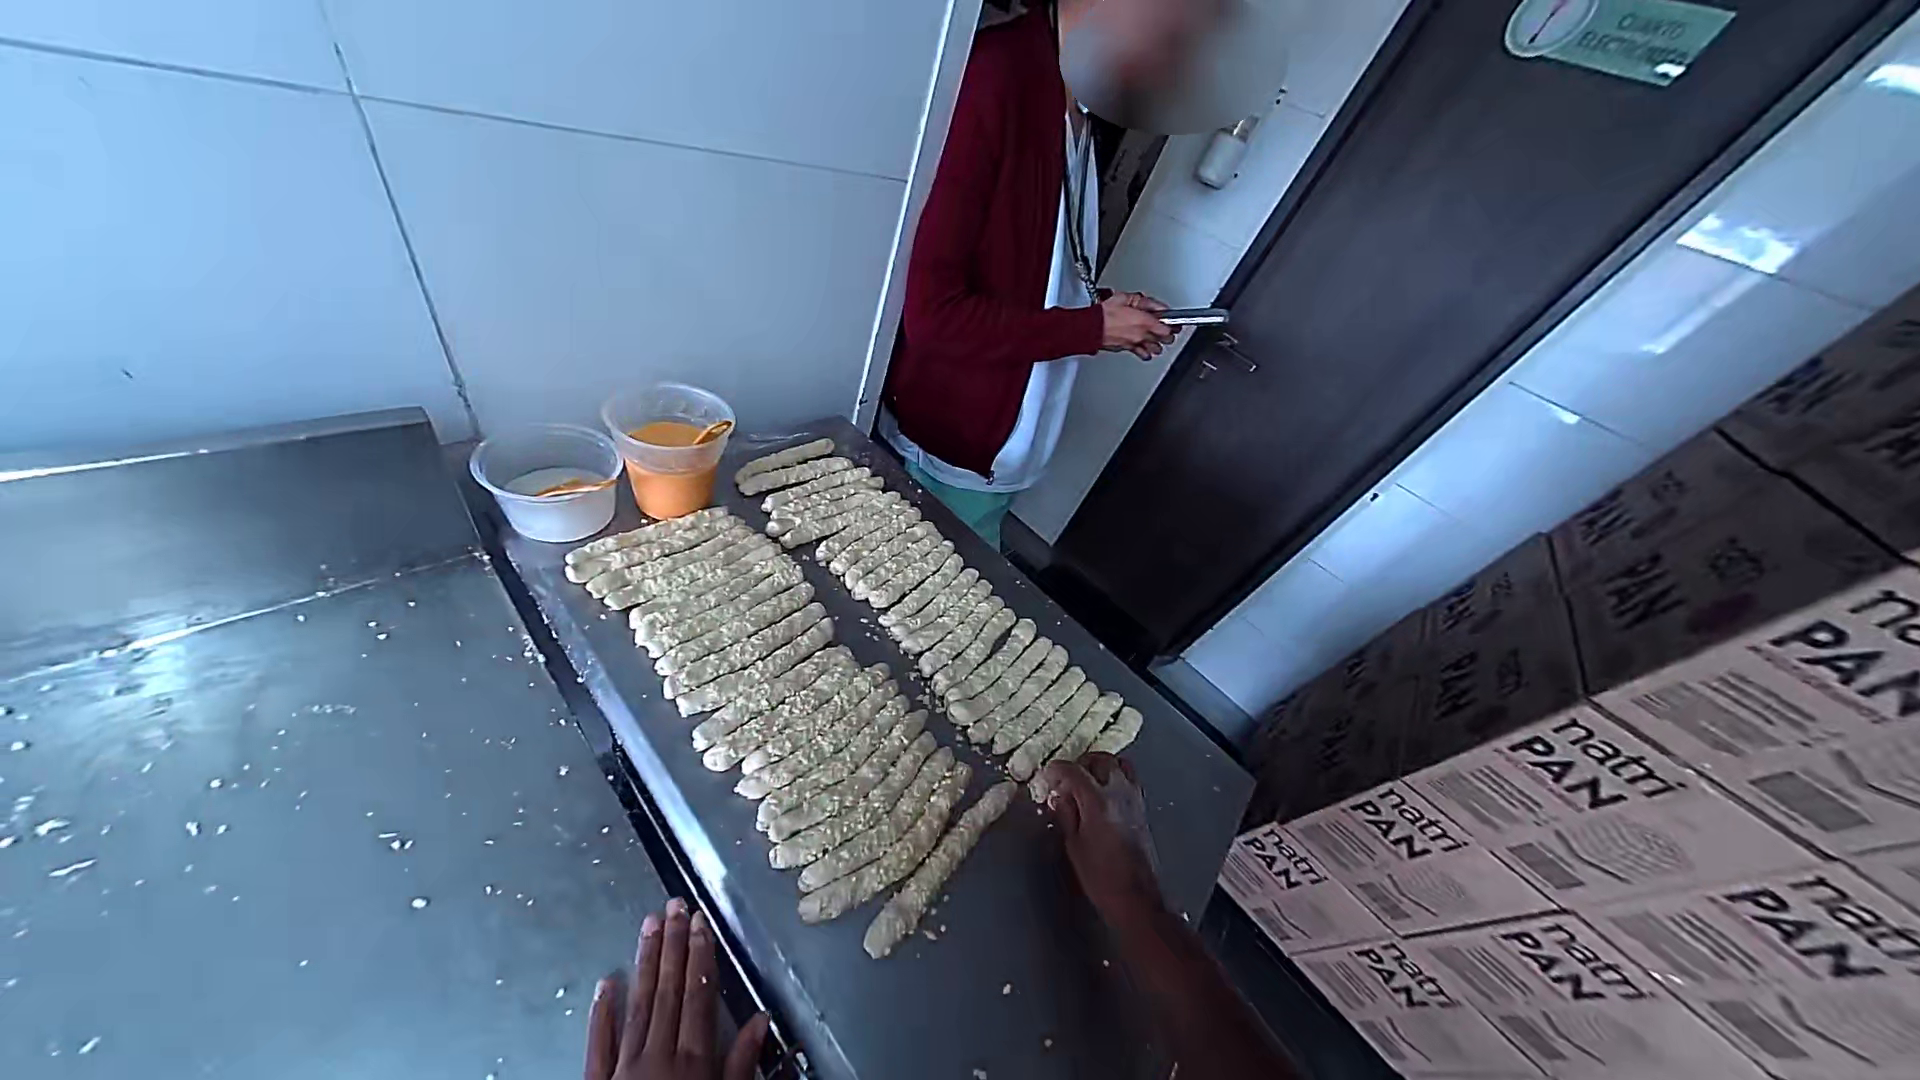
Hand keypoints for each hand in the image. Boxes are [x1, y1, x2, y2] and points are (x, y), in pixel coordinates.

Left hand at [585, 899, 769, 1079]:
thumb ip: (741, 1067)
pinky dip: (602, 1013)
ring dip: (645, 963)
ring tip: (648, 924)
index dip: (700, 955)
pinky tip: (605, 982)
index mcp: (692, 1063)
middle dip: (673, 945)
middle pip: (668, 991)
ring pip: (638, 1006)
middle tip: (675, 905)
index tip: (701, 921)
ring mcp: (623, 1072)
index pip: (698, 995)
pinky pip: (598, 1047)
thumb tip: (761, 1018)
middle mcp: (657, 1058)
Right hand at [1041, 753, 1164, 924]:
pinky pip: (1127, 779)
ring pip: (1118, 765)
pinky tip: (1101, 795)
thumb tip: (1059, 796)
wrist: (1137, 898)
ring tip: (1085, 781)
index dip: (1057, 769)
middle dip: (1081, 763)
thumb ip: (1066, 814)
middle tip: (1066, 777)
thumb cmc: (1101, 877)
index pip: (1074, 770)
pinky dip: (1113, 777)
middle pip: (1100, 760)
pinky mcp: (1142, 808)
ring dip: (1100, 766)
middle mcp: (1119, 793)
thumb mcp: (1074, 845)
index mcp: (1098, 801)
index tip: (1047, 775)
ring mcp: (1134, 799)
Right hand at [1100, 292, 1174, 360]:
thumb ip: (1146, 302)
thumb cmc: (1104, 313)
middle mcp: (1142, 335)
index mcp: (1144, 322)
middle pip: (1164, 340)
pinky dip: (1145, 353)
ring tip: (1157, 340)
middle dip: (1168, 335)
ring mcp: (1134, 344)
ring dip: (1157, 345)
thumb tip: (1158, 306)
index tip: (1174, 323)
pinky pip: (1141, 354)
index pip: (1168, 328)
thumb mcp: (1127, 298)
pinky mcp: (1126, 349)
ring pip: (1155, 349)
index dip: (1173, 325)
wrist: (1090, 327)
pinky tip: (1146, 351)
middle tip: (1167, 330)